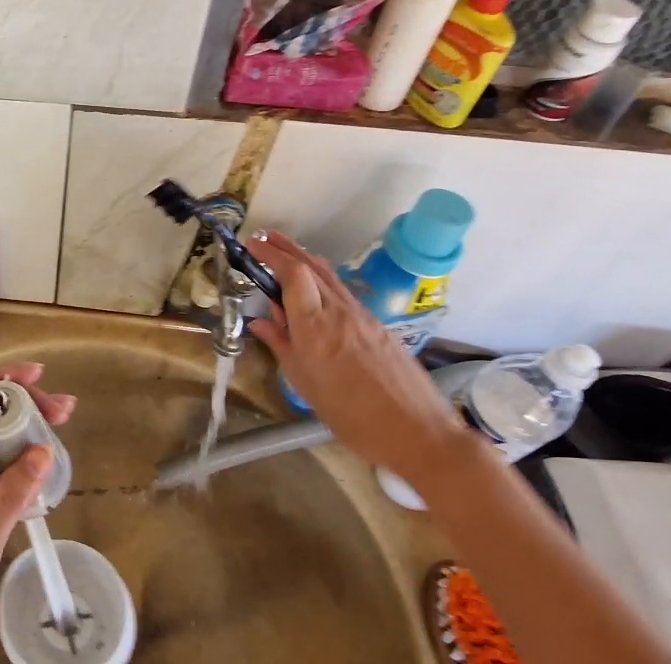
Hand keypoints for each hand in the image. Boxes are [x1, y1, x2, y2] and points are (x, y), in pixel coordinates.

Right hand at [245, 233, 477, 487]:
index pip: (293, 274)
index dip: (271, 254)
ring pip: (330, 277)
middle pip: (311, 266)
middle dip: (286, 248)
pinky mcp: (377, 327)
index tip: (252, 245)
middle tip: (264, 238)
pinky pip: (344, 293)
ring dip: (305, 259)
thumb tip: (261, 322)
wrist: (418, 432)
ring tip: (287, 252)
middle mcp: (339, 311)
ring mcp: (362, 317)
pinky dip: (323, 280)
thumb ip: (281, 345)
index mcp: (315, 325)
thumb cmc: (352, 415)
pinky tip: (317, 289)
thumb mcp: (304, 383)